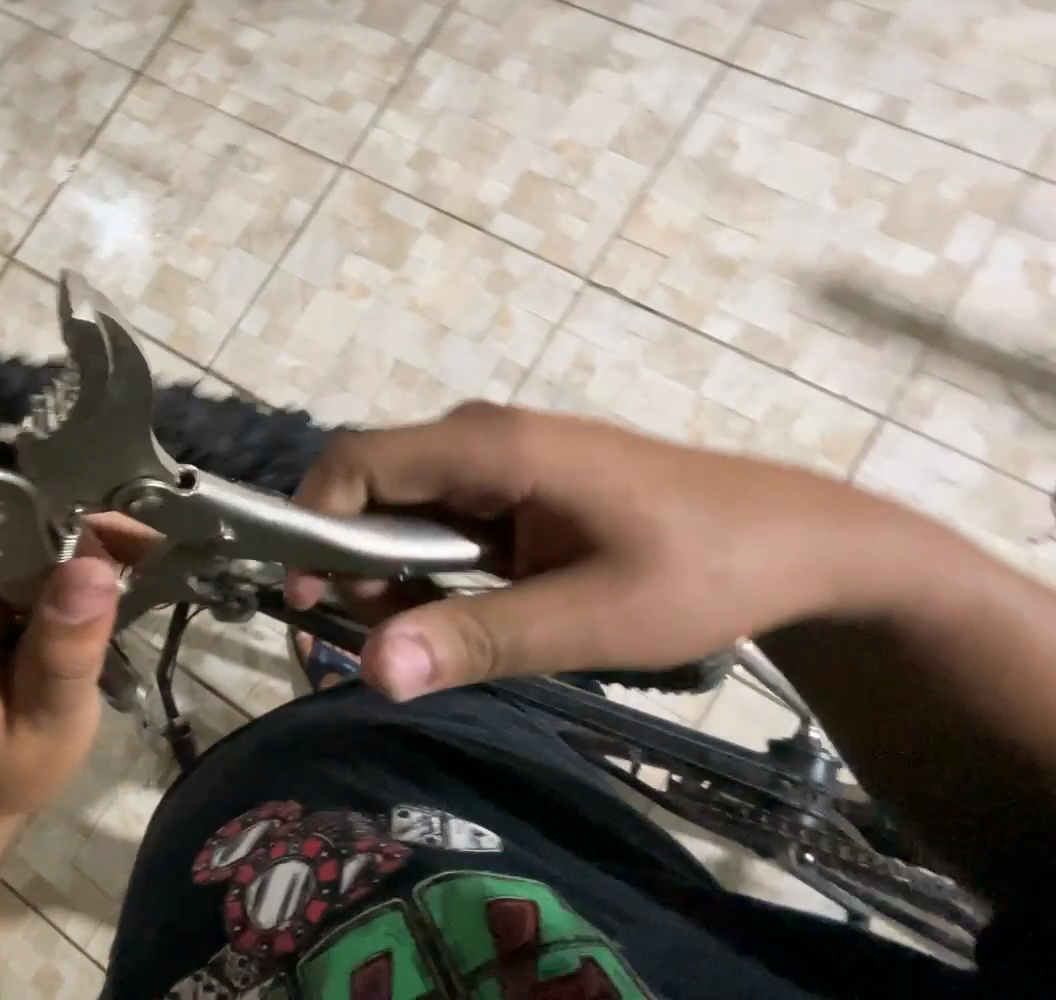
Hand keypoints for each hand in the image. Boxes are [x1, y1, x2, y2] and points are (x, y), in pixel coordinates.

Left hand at [0, 528, 126, 831]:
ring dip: (70, 523)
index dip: (59, 511)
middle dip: (73, 513)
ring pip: (11, 509)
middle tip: (140, 538)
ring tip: (127, 547)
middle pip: (2, 504)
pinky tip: (95, 560)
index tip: (125, 520)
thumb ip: (64, 655)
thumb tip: (94, 566)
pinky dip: (56, 539)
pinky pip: (11, 528)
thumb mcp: (46, 728)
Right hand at [286, 402, 939, 699]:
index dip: (312, 523)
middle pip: (365, 489)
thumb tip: (370, 671)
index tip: (308, 599)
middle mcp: (475, 440)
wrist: (802, 545)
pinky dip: (419, 572)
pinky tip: (455, 612)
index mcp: (492, 447)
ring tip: (429, 634)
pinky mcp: (502, 488)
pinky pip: (428, 524)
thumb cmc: (706, 570)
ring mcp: (489, 462)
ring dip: (385, 573)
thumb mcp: (594, 619)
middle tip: (383, 637)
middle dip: (351, 563)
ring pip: (391, 511)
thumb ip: (479, 640)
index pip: (356, 463)